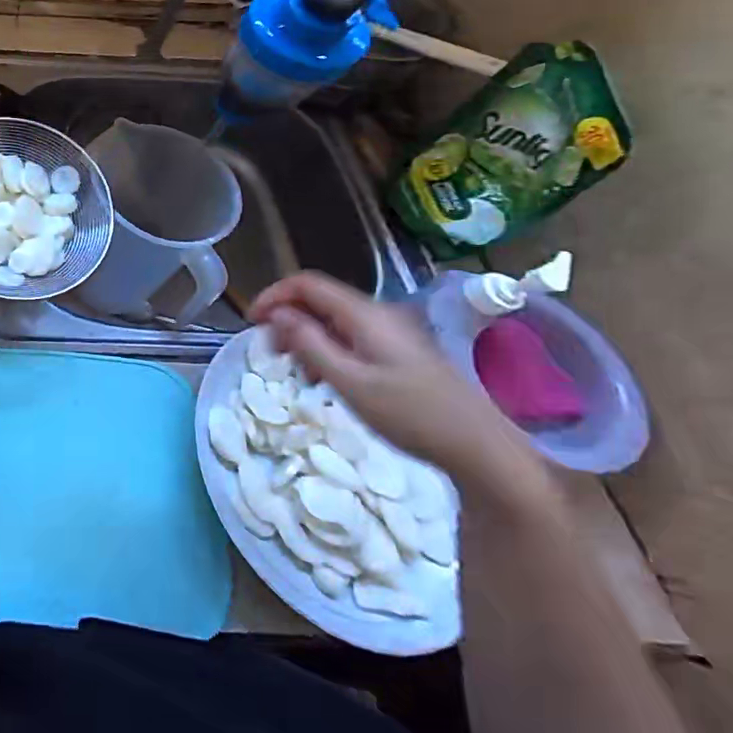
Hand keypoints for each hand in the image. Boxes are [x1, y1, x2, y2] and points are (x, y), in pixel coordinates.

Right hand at [248, 272, 543, 499]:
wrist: (481, 448)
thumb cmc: (411, 415)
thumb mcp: (349, 382)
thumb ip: (309, 343)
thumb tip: (277, 314)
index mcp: (365, 315)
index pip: (306, 283)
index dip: (273, 295)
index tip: (251, 322)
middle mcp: (378, 314)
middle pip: (319, 299)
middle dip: (286, 317)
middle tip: (270, 351)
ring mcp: (392, 332)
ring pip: (332, 318)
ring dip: (304, 335)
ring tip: (294, 369)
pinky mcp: (399, 351)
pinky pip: (350, 335)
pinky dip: (326, 347)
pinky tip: (324, 377)